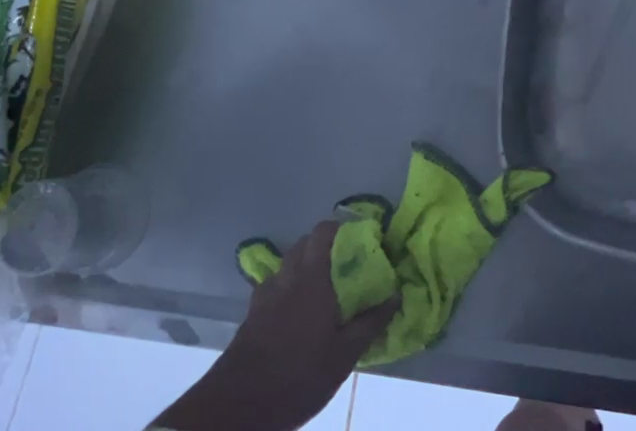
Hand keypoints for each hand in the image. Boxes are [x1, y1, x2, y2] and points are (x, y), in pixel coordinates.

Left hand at [163, 221, 398, 430]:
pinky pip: (273, 287)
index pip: (322, 233)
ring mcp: (264, 297)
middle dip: (326, 247)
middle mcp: (286, 280)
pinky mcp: (251, 316)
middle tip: (348, 266)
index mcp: (311, 281)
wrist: (239, 407)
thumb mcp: (345, 355)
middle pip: (304, 244)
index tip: (362, 240)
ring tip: (324, 289)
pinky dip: (288, 288)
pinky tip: (298, 312)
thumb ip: (371, 322)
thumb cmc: (298, 377)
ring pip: (286, 265)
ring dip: (305, 266)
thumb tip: (396, 295)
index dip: (342, 228)